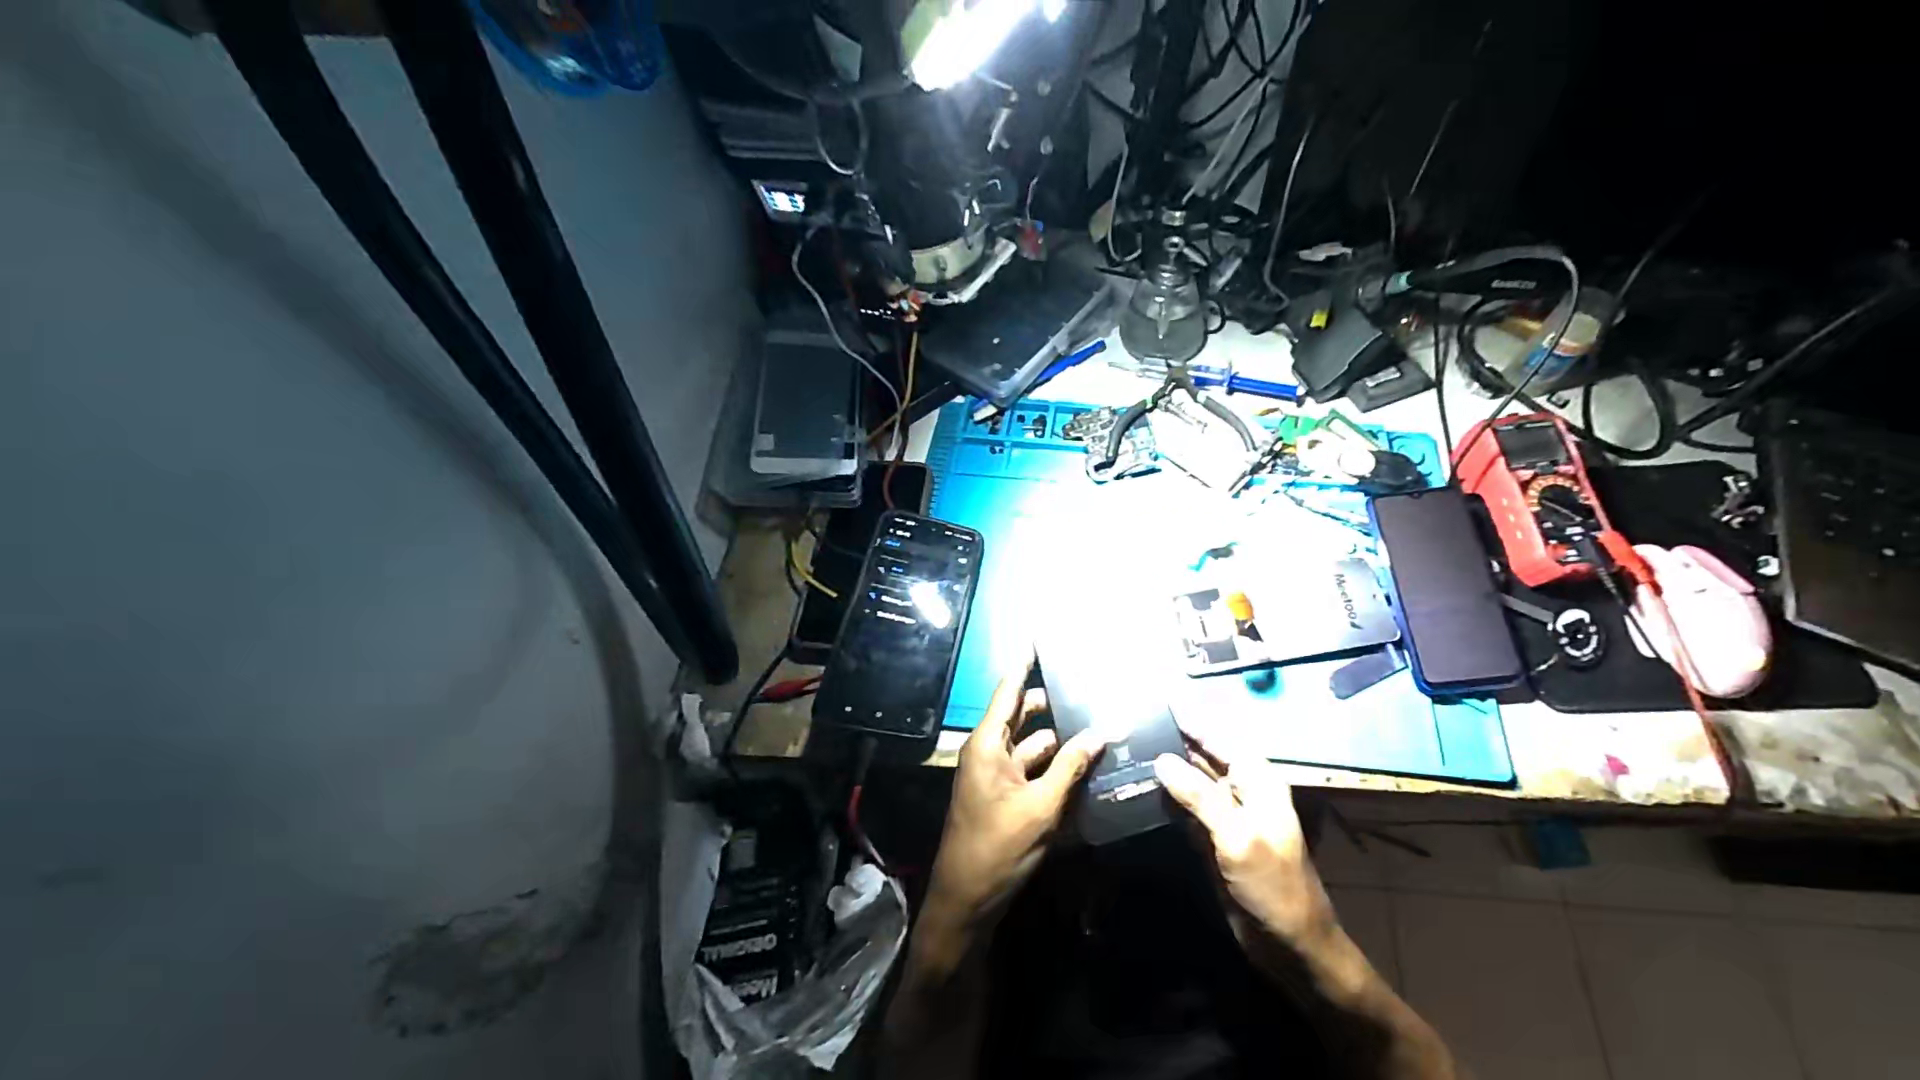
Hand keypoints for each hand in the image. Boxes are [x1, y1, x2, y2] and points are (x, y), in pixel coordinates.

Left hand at [922, 658, 1108, 929]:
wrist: (966, 900)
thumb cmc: (998, 848)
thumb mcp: (1041, 807)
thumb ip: (1070, 768)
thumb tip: (1100, 732)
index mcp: (988, 743)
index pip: (1009, 690)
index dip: (1025, 663)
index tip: (1040, 638)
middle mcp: (990, 752)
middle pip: (1025, 716)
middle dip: (1057, 706)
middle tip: (1093, 692)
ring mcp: (997, 775)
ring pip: (1034, 746)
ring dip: (1063, 740)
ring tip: (1101, 728)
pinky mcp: (1006, 797)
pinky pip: (1034, 771)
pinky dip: (1057, 767)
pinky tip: (1088, 766)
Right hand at [1151, 721, 1337, 952]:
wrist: (1289, 944)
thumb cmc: (1274, 885)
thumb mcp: (1239, 836)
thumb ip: (1200, 796)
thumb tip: (1161, 759)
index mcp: (1257, 781)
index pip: (1219, 739)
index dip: (1190, 719)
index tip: (1157, 700)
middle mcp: (1240, 791)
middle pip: (1202, 756)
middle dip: (1171, 739)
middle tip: (1131, 724)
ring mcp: (1224, 816)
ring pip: (1189, 781)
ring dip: (1163, 767)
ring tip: (1127, 748)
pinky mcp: (1210, 838)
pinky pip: (1182, 808)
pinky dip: (1163, 796)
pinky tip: (1136, 786)